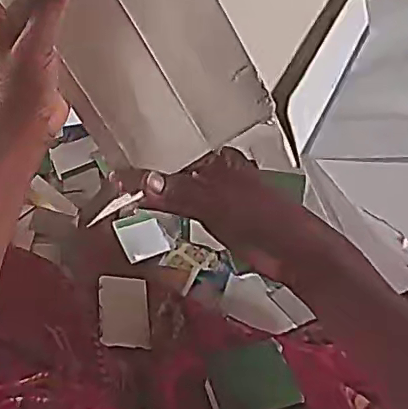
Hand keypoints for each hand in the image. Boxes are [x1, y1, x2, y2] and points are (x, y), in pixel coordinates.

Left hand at [0, 0, 71, 150]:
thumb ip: (47, 7)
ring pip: (50, 14)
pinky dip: (74, 25)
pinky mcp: (50, 58)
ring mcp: (33, 43)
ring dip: (64, 5)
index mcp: (0, 20)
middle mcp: (14, 29)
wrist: (29, 131)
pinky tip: (87, 18)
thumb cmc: (18, 95)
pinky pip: (63, 33)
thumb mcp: (35, 44)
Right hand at [133, 148, 319, 279]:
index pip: (173, 155)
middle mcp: (216, 175)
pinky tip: (149, 220)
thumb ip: (179, 192)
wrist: (294, 253)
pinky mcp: (217, 222)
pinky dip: (165, 216)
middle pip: (173, 174)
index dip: (146, 164)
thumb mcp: (216, 203)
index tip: (116, 177)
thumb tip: (143, 182)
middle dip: (146, 182)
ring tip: (122, 203)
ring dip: (154, 200)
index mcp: (218, 160)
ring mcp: (217, 198)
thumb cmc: (266, 218)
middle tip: (113, 190)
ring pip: (177, 194)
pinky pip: (183, 214)